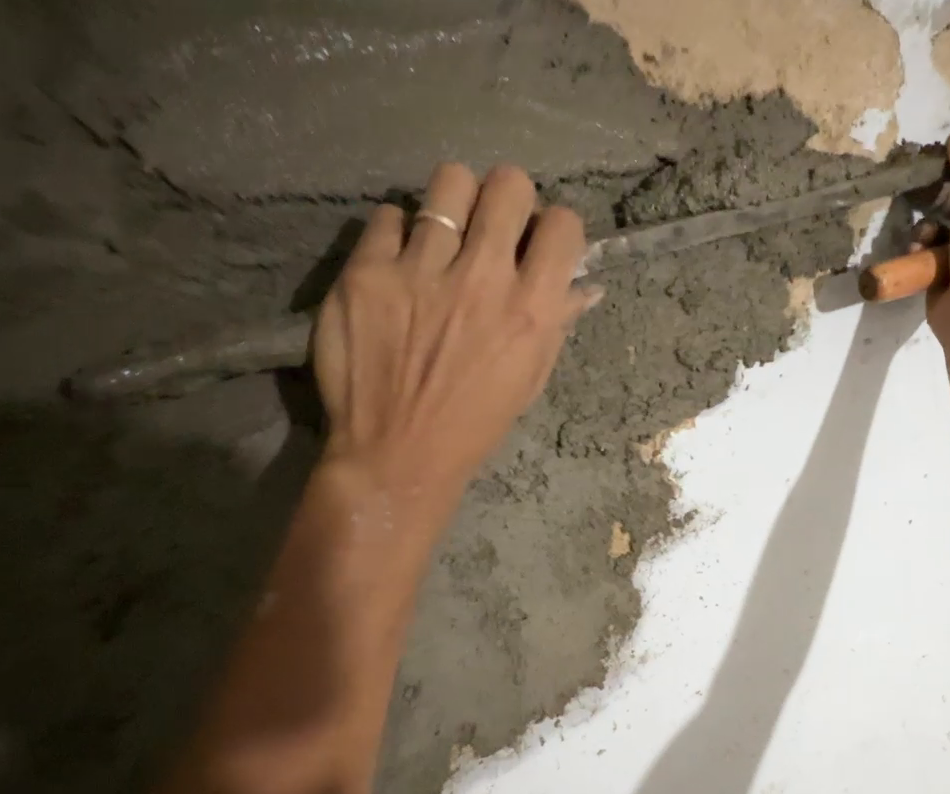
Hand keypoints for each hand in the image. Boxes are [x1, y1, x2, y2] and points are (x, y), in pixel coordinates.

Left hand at [311, 162, 600, 497]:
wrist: (397, 454)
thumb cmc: (475, 421)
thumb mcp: (531, 378)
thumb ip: (556, 322)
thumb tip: (582, 283)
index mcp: (531, 309)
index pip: (563, 223)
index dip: (555, 228)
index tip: (539, 243)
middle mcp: (482, 279)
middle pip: (508, 184)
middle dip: (507, 199)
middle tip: (492, 225)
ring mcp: (421, 270)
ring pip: (449, 182)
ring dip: (455, 202)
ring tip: (444, 233)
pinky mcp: (367, 272)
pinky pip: (388, 215)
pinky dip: (397, 233)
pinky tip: (398, 261)